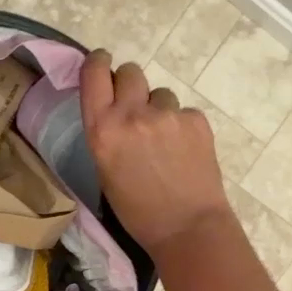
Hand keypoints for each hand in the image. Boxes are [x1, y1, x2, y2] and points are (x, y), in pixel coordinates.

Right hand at [80, 49, 231, 252]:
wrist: (187, 228)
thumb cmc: (136, 210)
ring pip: (160, 94)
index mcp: (102, 129)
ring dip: (159, 109)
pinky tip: (184, 152)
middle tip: (136, 110)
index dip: (99, 62)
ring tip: (164, 143)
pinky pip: (183, 112)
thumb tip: (114, 108)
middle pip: (130, 72)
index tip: (103, 63)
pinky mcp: (196, 119)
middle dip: (131, 85)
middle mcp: (132, 114)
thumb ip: (106, 132)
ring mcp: (167, 114)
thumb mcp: (104, 170)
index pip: (95, 72)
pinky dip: (182, 126)